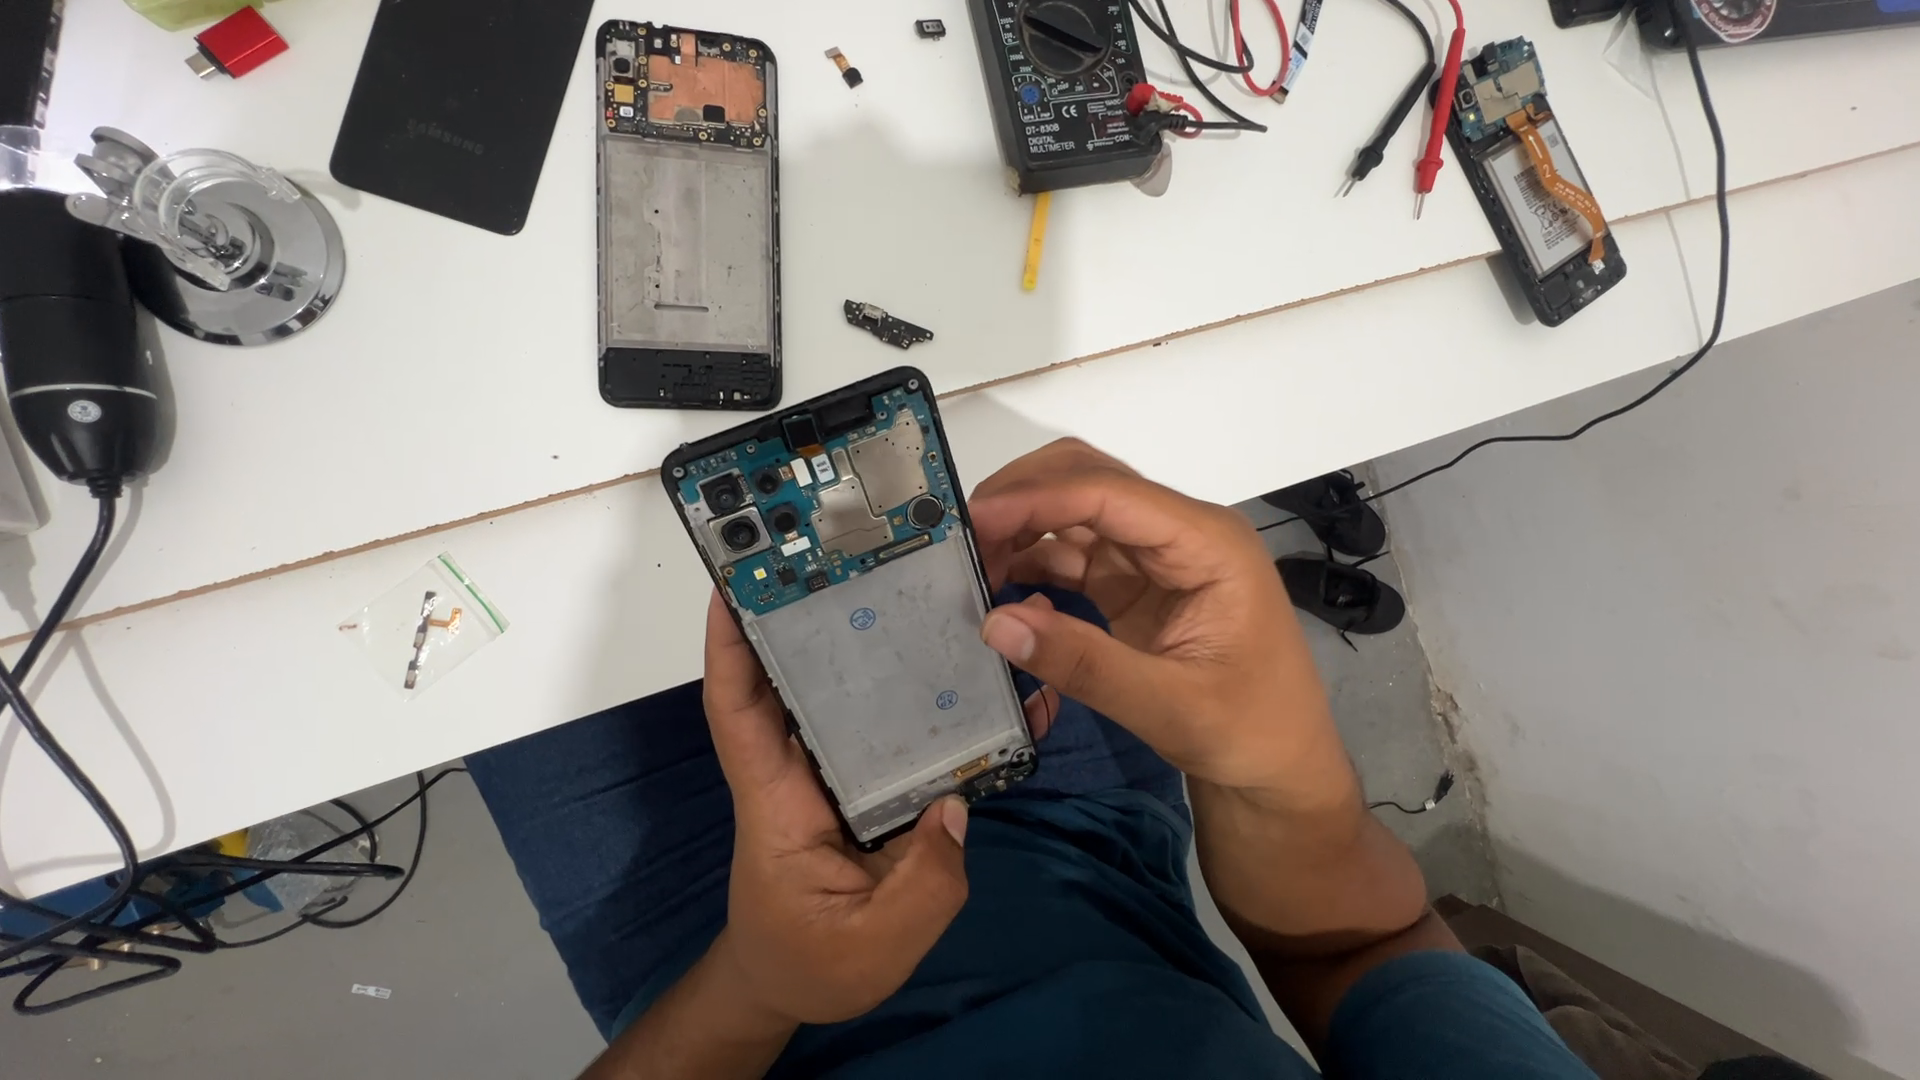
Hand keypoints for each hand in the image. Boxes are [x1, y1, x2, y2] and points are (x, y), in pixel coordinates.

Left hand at [699, 591, 968, 1026]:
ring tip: (914, 595)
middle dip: (809, 618)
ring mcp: (835, 774)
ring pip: (843, 697)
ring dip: (866, 646)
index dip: (728, 645)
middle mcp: (801, 770)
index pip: (737, 710)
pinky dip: (913, 699)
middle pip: (795, 682)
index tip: (735, 582)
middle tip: (853, 561)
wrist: (802, 979)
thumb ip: (923, 885)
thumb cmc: (813, 963)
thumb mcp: (873, 944)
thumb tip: (957, 806)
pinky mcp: (869, 785)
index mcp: (776, 798)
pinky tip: (959, 679)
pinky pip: (887, 732)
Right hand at [968, 439, 1345, 800]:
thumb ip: (1083, 664)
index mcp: (1205, 542)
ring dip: (1022, 528)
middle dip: (1025, 497)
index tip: (975, 520)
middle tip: (965, 534)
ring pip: (1075, 512)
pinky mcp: (1133, 581)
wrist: (1278, 765)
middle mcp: (1178, 532)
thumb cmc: (1248, 730)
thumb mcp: (1170, 706)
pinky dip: (1033, 562)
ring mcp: (1154, 554)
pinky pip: (1073, 553)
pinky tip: (1004, 590)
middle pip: (1090, 481)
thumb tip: (996, 624)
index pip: (1110, 494)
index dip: (1037, 498)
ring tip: (973, 567)